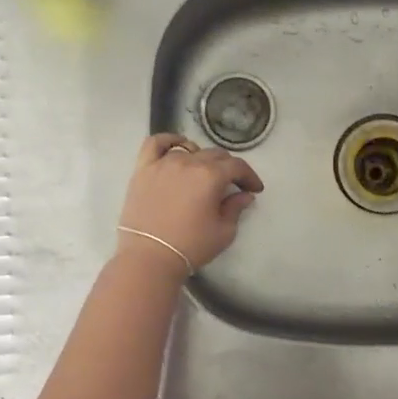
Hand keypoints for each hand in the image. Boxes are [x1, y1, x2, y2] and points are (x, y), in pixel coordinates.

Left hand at [116, 134, 263, 276]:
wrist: (149, 257)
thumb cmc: (191, 246)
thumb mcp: (223, 232)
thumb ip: (236, 208)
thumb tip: (244, 195)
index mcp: (210, 176)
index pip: (237, 166)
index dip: (249, 176)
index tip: (254, 189)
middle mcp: (188, 162)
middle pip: (215, 155)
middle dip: (229, 168)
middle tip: (232, 185)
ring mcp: (163, 163)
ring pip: (189, 150)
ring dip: (202, 159)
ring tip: (204, 172)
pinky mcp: (143, 169)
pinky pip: (155, 143)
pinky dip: (169, 140)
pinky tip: (178, 146)